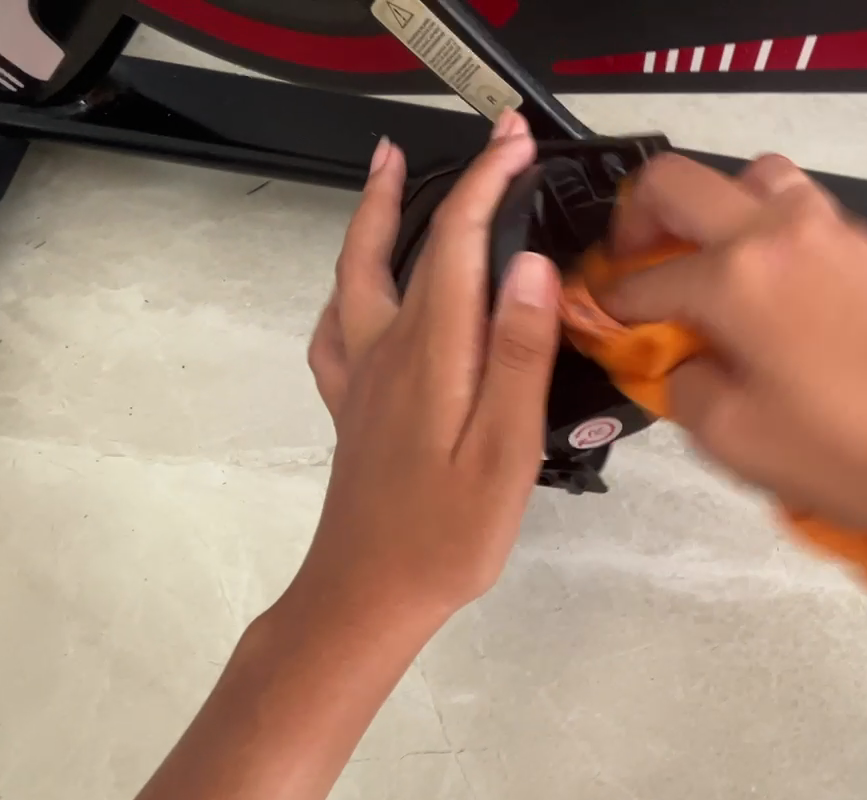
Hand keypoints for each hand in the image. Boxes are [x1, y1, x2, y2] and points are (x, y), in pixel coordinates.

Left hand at [294, 113, 560, 629]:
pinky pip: (337, 326)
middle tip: (488, 147)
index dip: (490, 184)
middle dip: (454, 185)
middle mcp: (389, 349)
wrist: (371, 592)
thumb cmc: (451, 532)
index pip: (461, 244)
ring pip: (359, 271)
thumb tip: (530, 267)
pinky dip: (346, 286)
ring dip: (377, 213)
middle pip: (414, 244)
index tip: (520, 140)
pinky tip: (356, 286)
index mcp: (433, 354)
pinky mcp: (353, 406)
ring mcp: (362, 376)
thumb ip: (517, 357)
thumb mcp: (504, 450)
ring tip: (390, 169)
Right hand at [595, 154, 866, 559]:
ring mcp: (840, 235)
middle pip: (683, 182)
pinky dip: (776, 237)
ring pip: (756, 182)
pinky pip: (811, 218)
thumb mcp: (739, 444)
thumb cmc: (857, 456)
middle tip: (637, 265)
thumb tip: (679, 364)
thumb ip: (686, 389)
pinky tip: (785, 294)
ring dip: (717, 212)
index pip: (645, 276)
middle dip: (639, 219)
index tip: (601, 315)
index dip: (610, 299)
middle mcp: (784, 235)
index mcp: (737, 278)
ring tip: (715, 269)